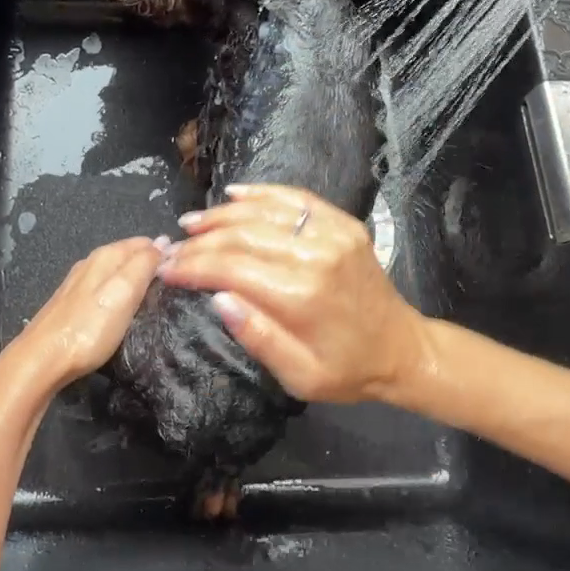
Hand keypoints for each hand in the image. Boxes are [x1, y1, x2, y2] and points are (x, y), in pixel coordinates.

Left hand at [8, 236, 164, 387]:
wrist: (42, 360)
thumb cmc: (88, 329)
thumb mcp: (124, 293)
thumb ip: (144, 265)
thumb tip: (164, 241)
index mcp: (106, 255)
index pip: (146, 242)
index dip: (165, 255)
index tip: (181, 274)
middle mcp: (91, 262)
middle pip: (130, 255)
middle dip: (151, 266)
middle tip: (172, 289)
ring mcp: (79, 282)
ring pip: (117, 272)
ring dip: (136, 281)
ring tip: (153, 301)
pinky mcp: (73, 303)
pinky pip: (105, 288)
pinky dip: (120, 294)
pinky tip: (124, 310)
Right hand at [158, 184, 427, 403]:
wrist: (403, 349)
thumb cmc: (347, 371)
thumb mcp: (299, 376)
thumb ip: (258, 337)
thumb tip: (218, 299)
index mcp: (303, 294)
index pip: (233, 268)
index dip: (194, 267)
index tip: (166, 270)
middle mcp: (317, 253)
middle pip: (243, 236)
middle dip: (201, 242)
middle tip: (171, 248)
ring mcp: (333, 232)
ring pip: (264, 212)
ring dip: (223, 215)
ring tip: (192, 223)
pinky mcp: (343, 223)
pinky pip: (295, 199)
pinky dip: (262, 193)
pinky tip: (234, 195)